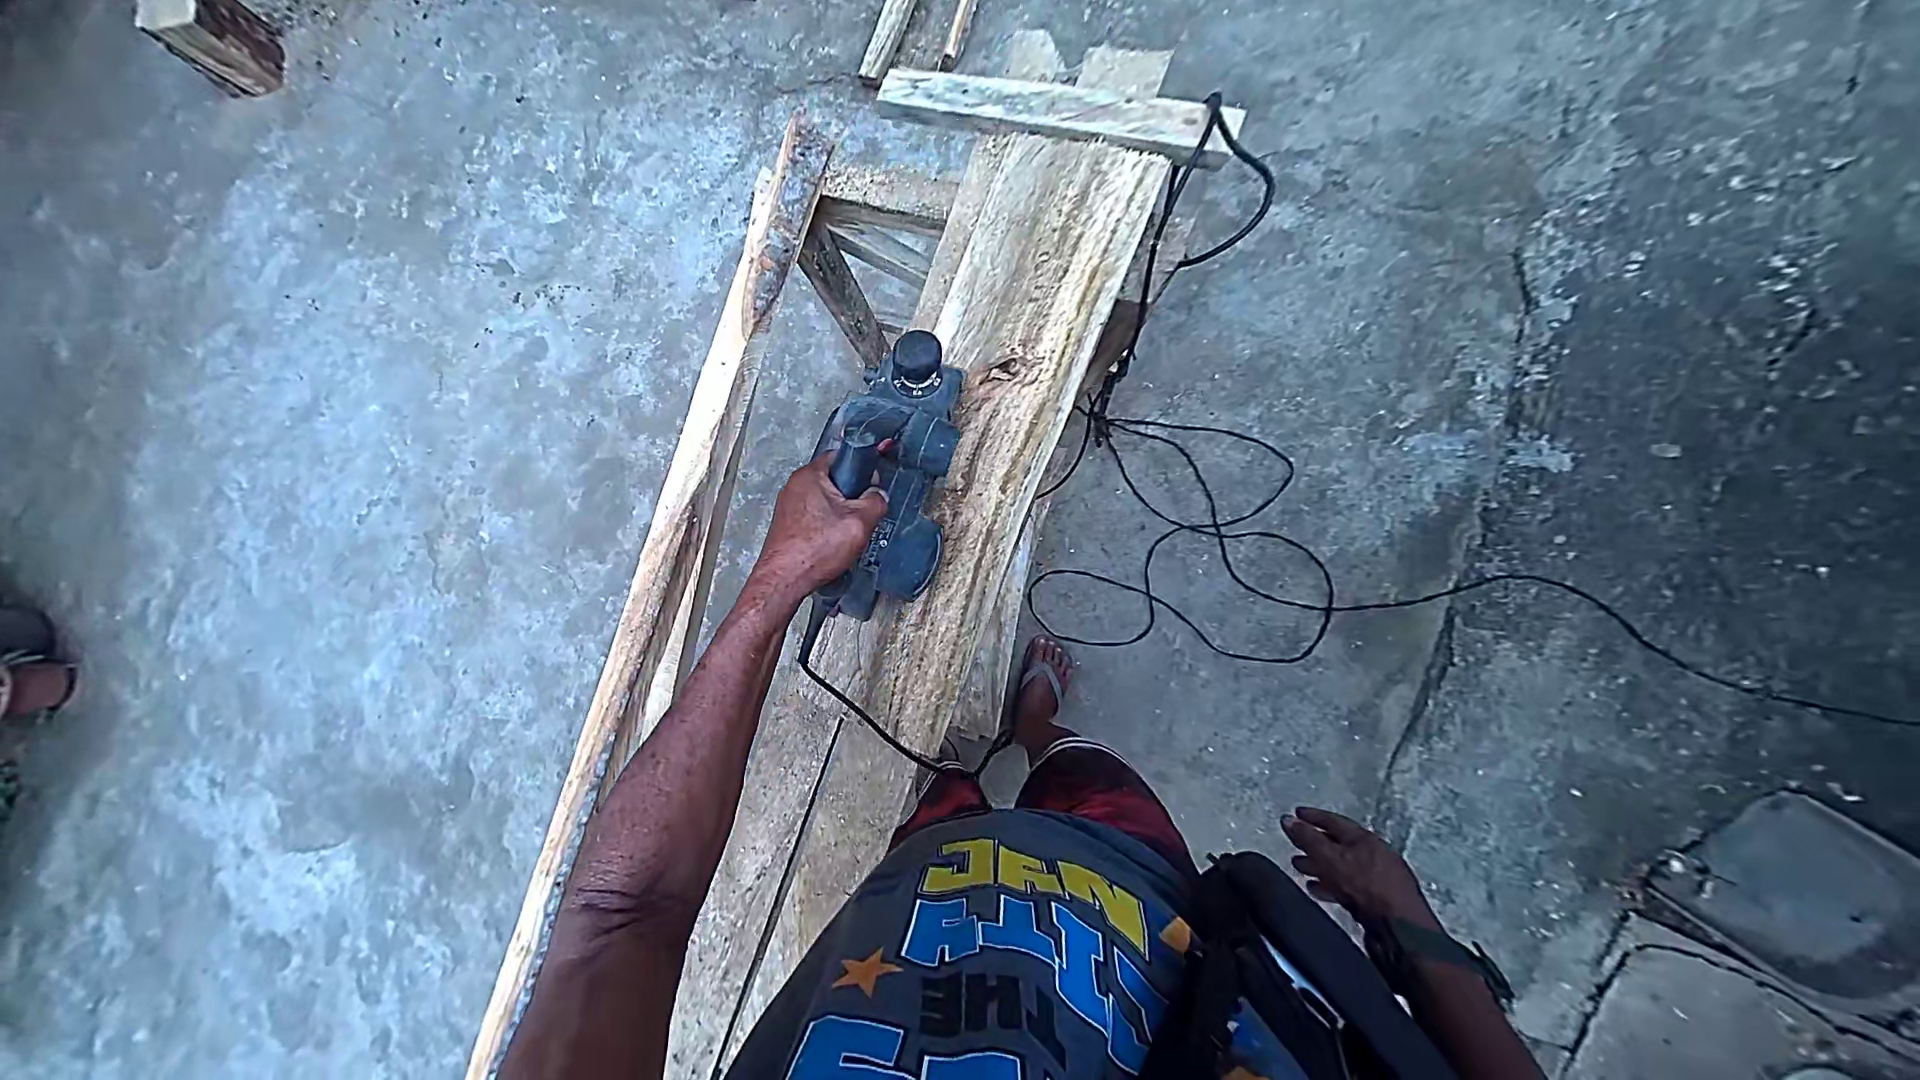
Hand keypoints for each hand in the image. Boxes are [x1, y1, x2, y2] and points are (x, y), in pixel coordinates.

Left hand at [749, 454, 886, 604]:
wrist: (784, 580)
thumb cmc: (812, 550)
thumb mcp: (860, 523)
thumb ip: (876, 501)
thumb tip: (879, 495)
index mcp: (811, 475)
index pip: (842, 456)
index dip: (862, 467)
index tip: (873, 479)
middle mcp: (796, 486)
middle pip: (835, 480)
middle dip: (852, 497)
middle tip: (861, 515)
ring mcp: (790, 505)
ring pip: (826, 501)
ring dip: (840, 514)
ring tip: (845, 534)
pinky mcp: (788, 523)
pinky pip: (816, 517)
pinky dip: (827, 527)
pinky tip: (832, 544)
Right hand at [1282, 806, 1438, 928]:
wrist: (1402, 933)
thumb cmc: (1365, 887)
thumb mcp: (1329, 858)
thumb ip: (1307, 838)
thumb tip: (1287, 819)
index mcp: (1366, 839)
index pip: (1334, 820)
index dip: (1312, 816)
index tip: (1296, 814)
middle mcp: (1377, 856)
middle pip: (1339, 844)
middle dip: (1315, 844)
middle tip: (1295, 844)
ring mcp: (1382, 880)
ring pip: (1344, 867)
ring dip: (1321, 867)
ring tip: (1301, 869)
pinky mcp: (1383, 904)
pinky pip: (1351, 888)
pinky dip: (1333, 886)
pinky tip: (1319, 891)